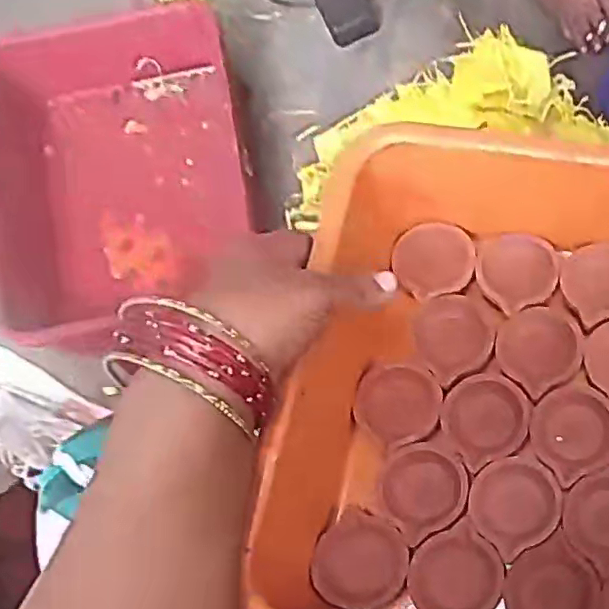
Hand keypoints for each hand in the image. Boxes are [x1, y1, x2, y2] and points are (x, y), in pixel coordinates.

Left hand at [190, 231, 394, 372]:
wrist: (215, 365)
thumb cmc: (268, 313)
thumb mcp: (319, 296)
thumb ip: (354, 288)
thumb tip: (392, 279)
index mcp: (258, 244)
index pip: (306, 243)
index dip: (334, 257)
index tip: (359, 278)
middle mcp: (238, 266)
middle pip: (290, 274)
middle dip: (317, 288)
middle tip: (350, 308)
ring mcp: (230, 303)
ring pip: (278, 305)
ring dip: (301, 317)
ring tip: (333, 332)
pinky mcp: (227, 337)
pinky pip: (270, 332)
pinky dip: (288, 339)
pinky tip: (307, 351)